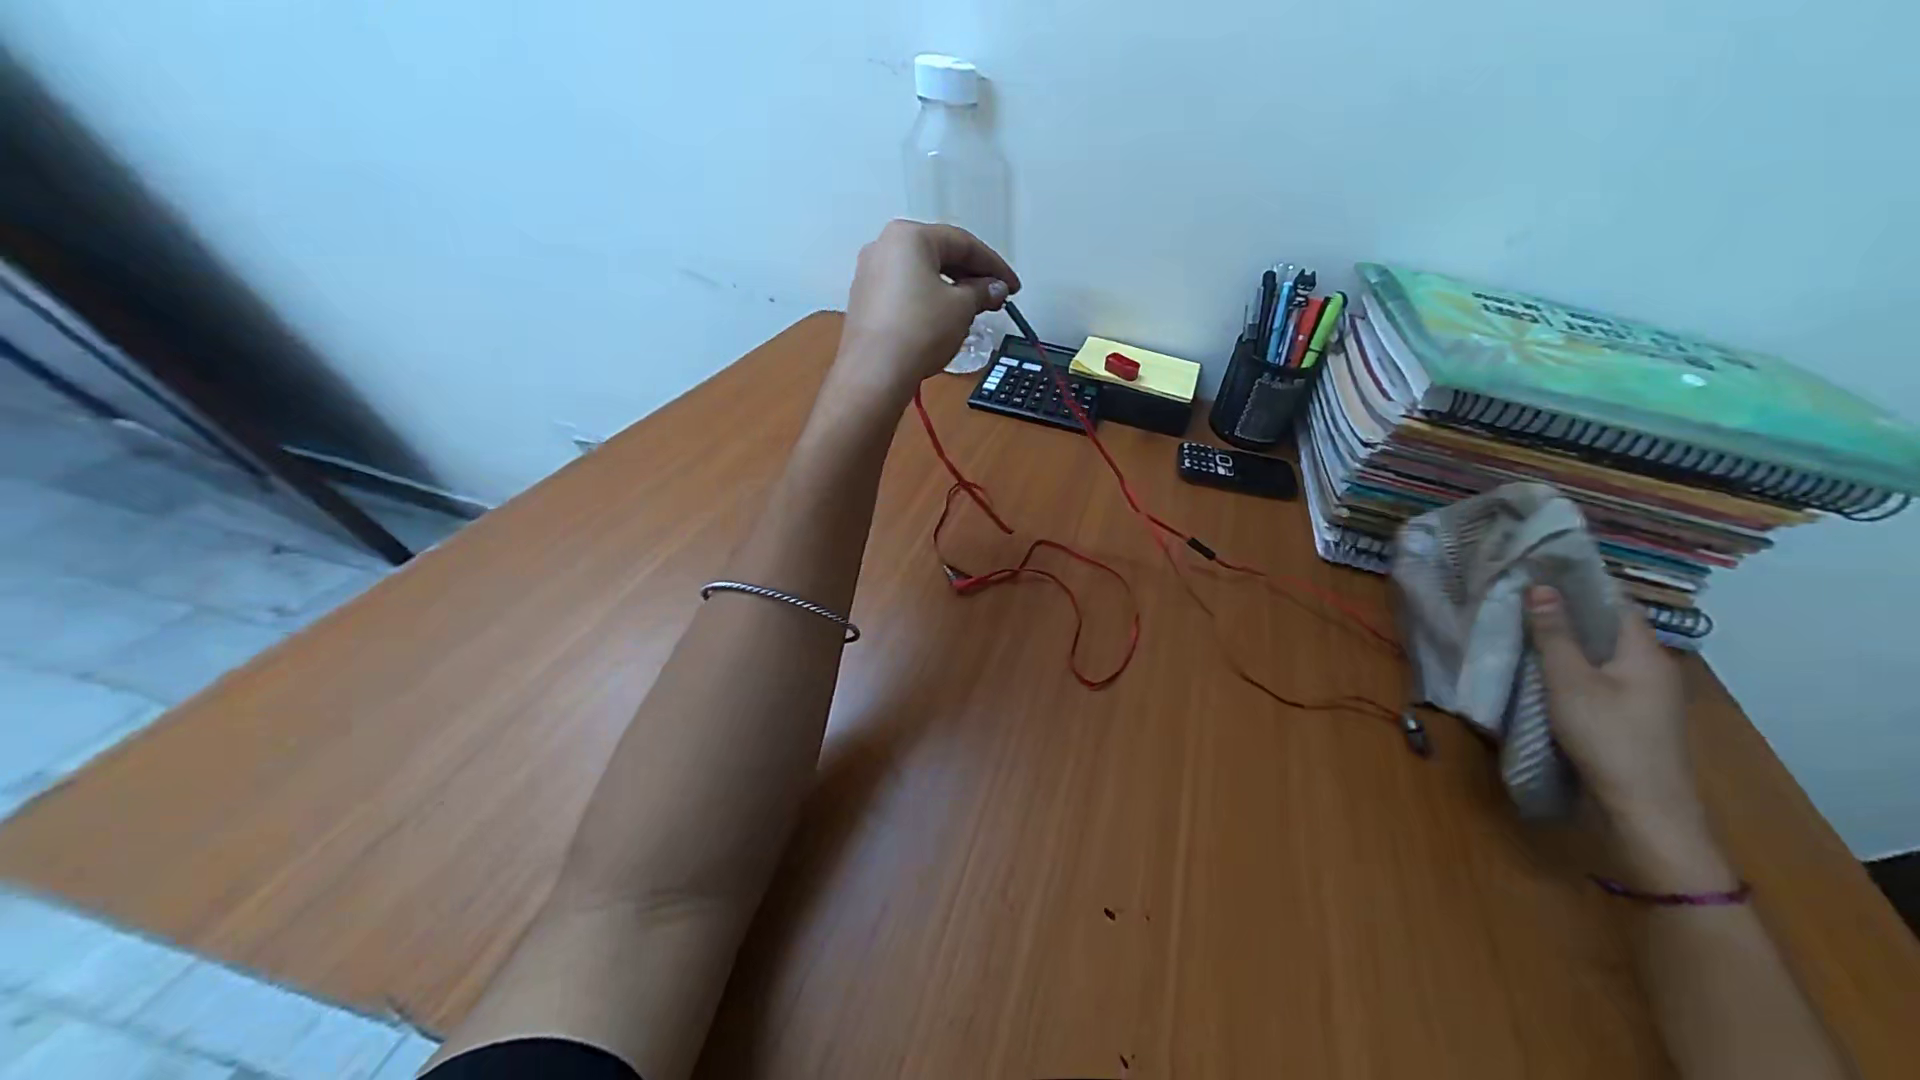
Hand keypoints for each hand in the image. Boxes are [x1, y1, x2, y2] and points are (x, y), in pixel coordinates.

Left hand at [835, 220, 1018, 400]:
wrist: (875, 372)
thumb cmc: (920, 331)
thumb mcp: (961, 308)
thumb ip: (982, 291)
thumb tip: (995, 288)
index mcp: (909, 236)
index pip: (963, 243)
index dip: (994, 266)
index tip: (1012, 286)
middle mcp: (884, 246)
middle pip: (939, 256)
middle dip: (971, 277)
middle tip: (995, 299)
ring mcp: (869, 274)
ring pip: (921, 275)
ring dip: (951, 291)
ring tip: (972, 313)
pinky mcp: (864, 301)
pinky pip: (904, 292)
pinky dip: (928, 301)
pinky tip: (943, 322)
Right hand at [1528, 585, 1738, 891]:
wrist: (1645, 807)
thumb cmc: (1607, 736)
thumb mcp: (1569, 681)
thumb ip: (1554, 634)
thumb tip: (1541, 587)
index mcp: (1644, 652)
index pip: (1615, 602)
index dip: (1582, 582)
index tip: (1542, 566)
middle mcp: (1652, 667)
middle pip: (1610, 627)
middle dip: (1570, 609)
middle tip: (1523, 594)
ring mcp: (1646, 695)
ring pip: (1604, 653)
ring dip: (1570, 638)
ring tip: (1525, 625)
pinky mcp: (1633, 715)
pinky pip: (1601, 675)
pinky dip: (1574, 663)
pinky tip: (1545, 668)